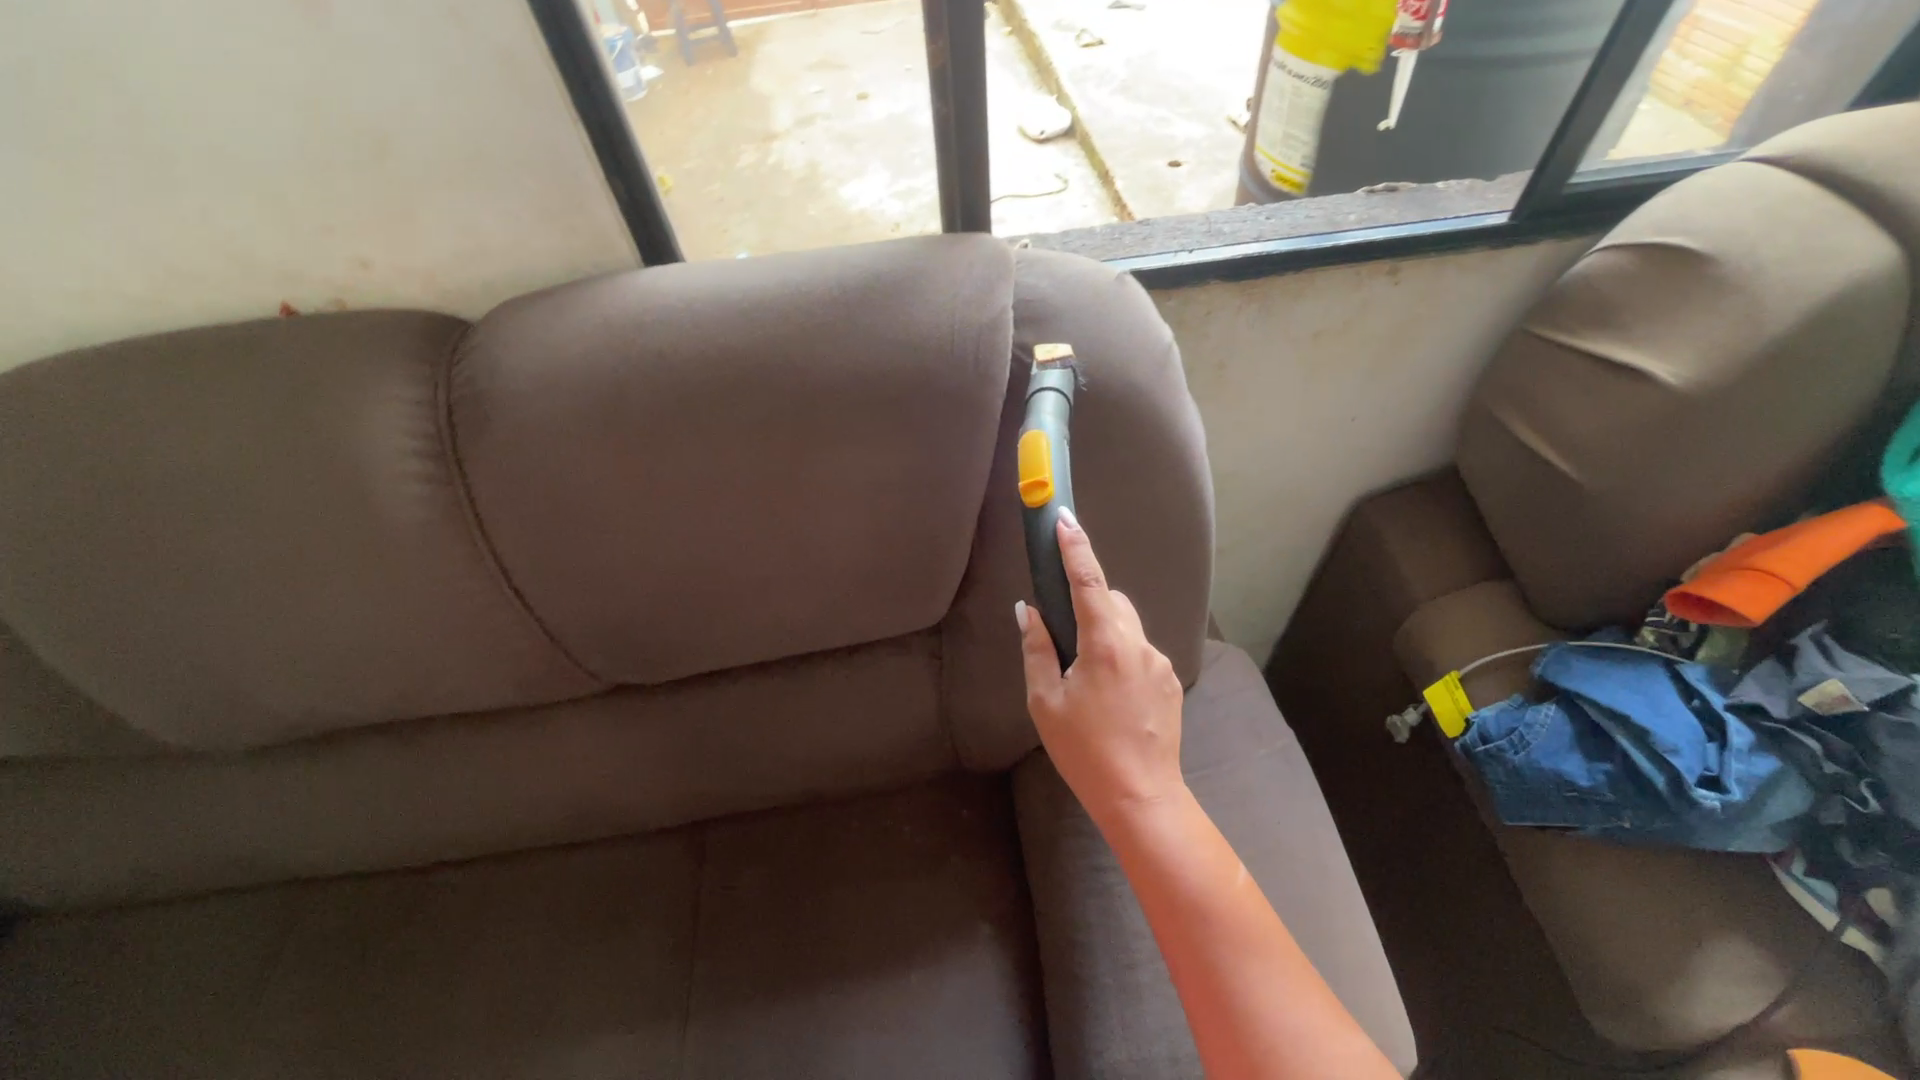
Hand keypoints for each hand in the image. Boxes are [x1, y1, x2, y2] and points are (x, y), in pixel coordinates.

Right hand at [1018, 507, 1186, 825]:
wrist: (1141, 795)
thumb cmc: (1083, 751)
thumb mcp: (1045, 701)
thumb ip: (1037, 649)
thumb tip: (1029, 611)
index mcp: (1105, 644)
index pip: (1088, 581)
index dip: (1074, 547)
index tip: (1063, 518)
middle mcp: (1139, 644)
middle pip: (1112, 601)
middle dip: (1088, 599)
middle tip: (1063, 630)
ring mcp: (1160, 663)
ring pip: (1127, 627)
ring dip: (1104, 632)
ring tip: (1085, 676)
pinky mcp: (1170, 682)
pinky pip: (1139, 653)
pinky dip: (1120, 656)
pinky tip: (1108, 696)